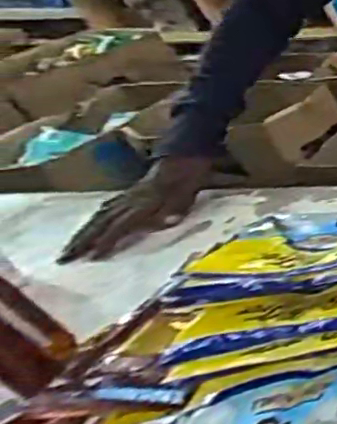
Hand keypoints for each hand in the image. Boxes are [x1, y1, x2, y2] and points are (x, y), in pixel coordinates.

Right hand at [61, 156, 211, 261]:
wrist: (180, 164)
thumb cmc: (185, 184)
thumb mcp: (185, 198)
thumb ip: (175, 211)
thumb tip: (168, 222)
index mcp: (142, 205)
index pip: (120, 227)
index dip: (106, 242)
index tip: (92, 258)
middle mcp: (126, 203)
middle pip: (99, 225)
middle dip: (81, 243)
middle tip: (64, 260)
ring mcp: (122, 199)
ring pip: (96, 219)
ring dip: (80, 235)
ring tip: (67, 250)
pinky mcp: (123, 196)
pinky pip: (102, 210)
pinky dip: (91, 222)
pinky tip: (85, 229)